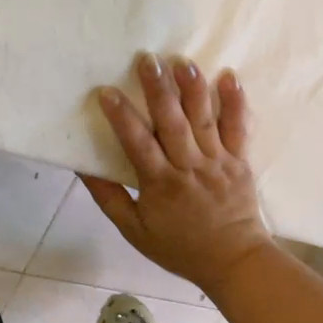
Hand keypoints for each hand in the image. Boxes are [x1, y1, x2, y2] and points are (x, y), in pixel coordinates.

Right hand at [83, 54, 273, 293]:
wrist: (235, 263)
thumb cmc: (180, 247)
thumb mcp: (134, 230)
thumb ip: (108, 198)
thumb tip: (82, 168)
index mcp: (160, 183)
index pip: (137, 143)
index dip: (121, 117)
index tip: (106, 91)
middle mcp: (189, 167)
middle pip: (171, 122)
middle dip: (158, 89)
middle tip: (146, 59)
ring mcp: (217, 162)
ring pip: (203, 119)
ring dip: (192, 88)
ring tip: (181, 61)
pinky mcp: (240, 161)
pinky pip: (239, 128)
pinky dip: (235, 103)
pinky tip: (228, 77)